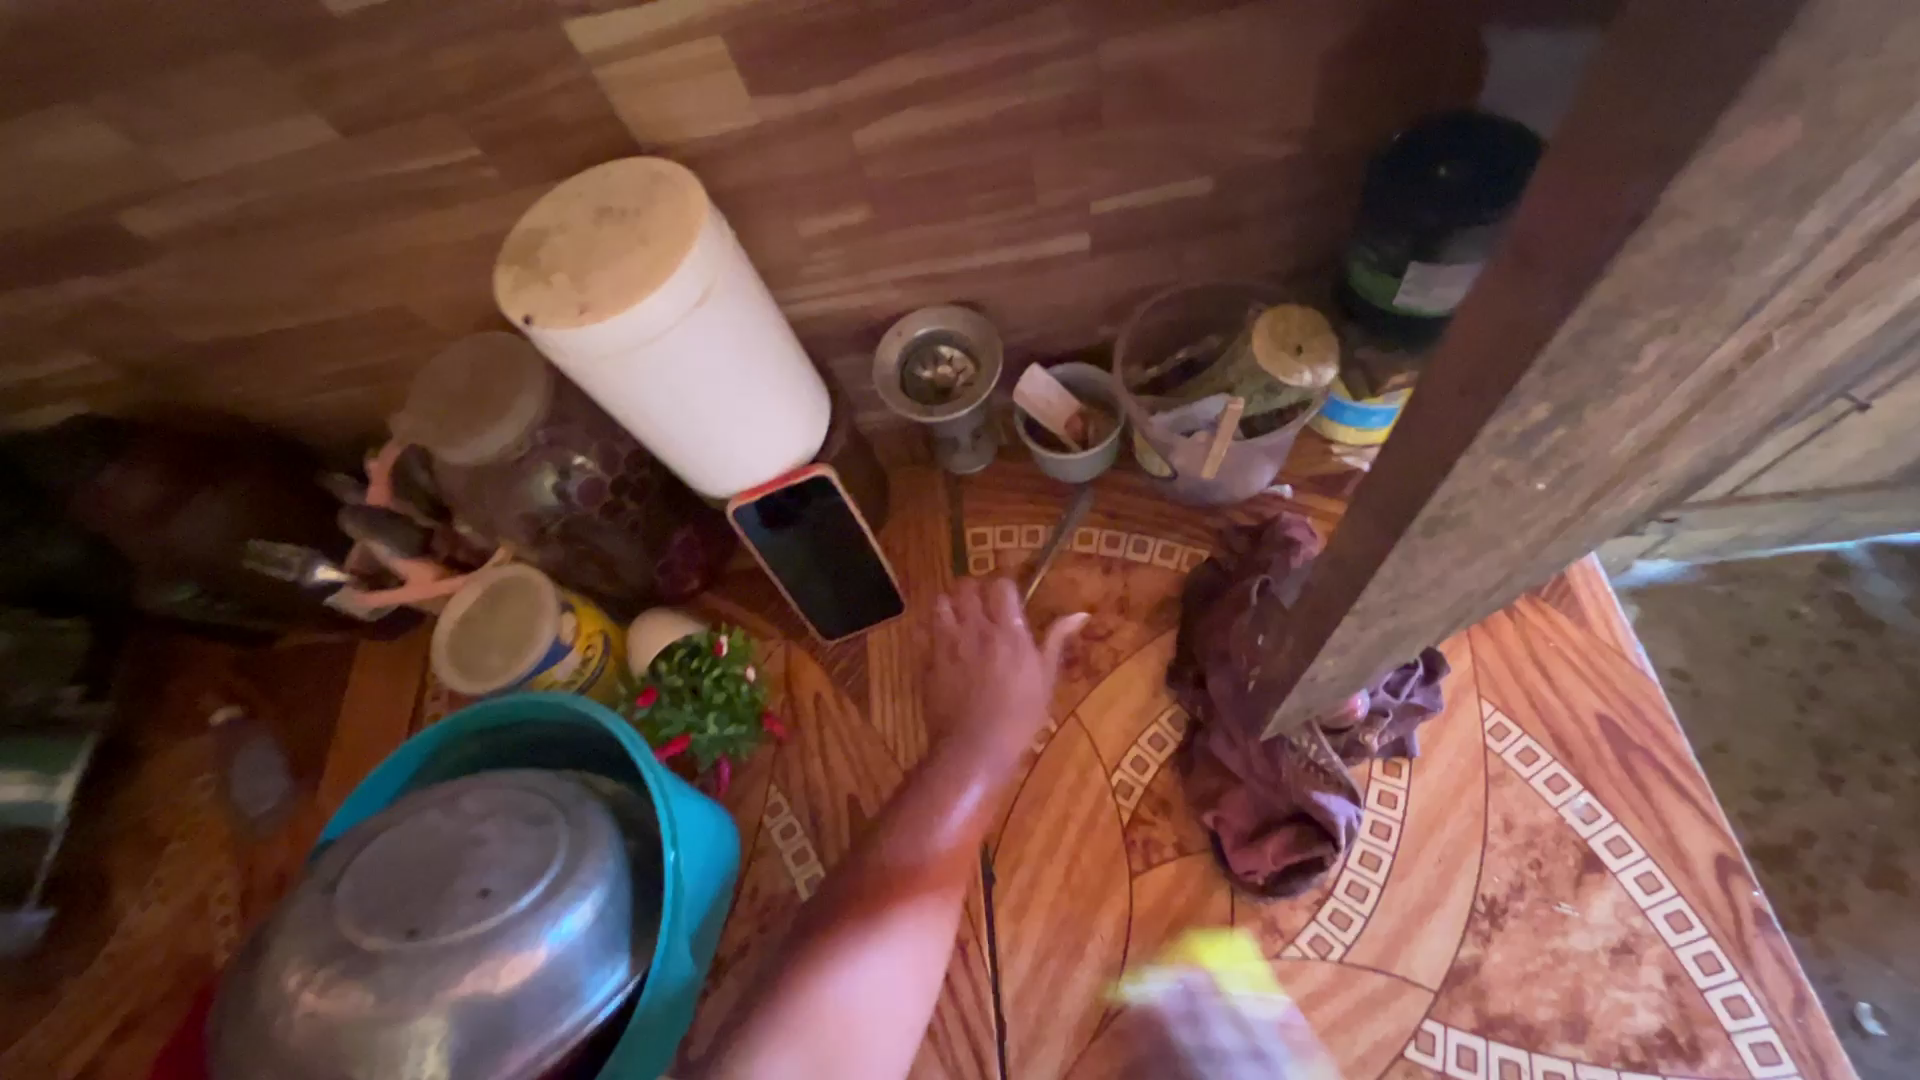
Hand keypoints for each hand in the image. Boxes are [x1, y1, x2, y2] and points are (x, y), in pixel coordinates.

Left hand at [925, 578, 1087, 752]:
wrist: (975, 747)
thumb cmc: (1020, 717)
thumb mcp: (1046, 679)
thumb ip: (1056, 640)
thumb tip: (1080, 613)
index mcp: (1009, 631)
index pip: (1002, 585)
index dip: (1004, 588)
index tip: (1007, 600)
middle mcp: (976, 629)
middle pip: (967, 586)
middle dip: (974, 590)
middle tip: (982, 605)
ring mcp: (948, 643)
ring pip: (942, 601)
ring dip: (950, 604)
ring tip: (958, 618)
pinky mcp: (929, 660)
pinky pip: (927, 630)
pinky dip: (934, 630)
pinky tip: (944, 644)